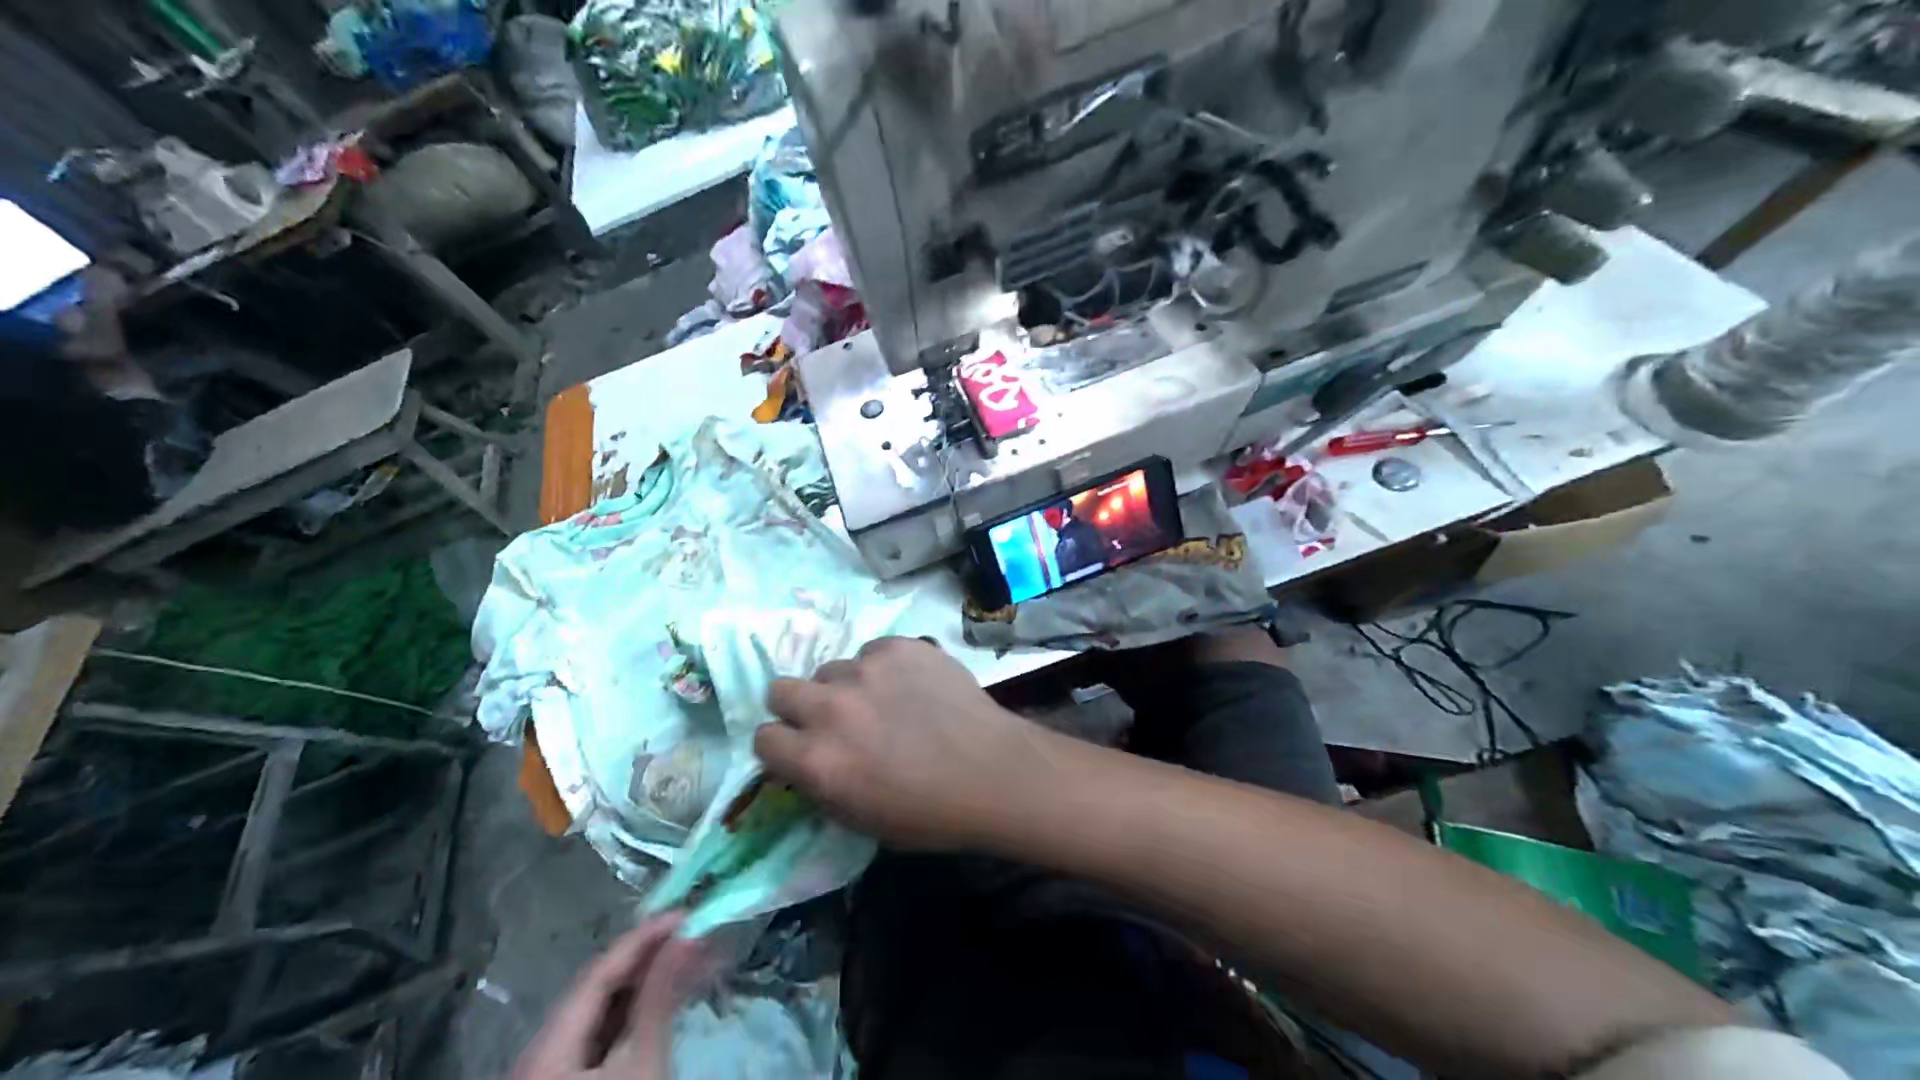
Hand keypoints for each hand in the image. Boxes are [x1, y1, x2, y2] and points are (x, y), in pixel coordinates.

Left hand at [512, 915, 707, 1079]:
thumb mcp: (644, 1065)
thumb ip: (661, 996)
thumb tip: (687, 935)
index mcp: (546, 1049)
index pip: (599, 974)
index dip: (643, 939)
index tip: (686, 913)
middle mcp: (540, 1054)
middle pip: (597, 990)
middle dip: (648, 959)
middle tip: (694, 934)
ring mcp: (553, 1073)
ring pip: (602, 1012)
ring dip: (646, 984)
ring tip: (690, 959)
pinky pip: (603, 1035)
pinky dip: (636, 1014)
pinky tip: (665, 1000)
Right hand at [755, 637, 1058, 849]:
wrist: (994, 772)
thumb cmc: (929, 814)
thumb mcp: (859, 821)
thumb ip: (818, 786)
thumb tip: (802, 762)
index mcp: (816, 760)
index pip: (763, 738)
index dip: (782, 747)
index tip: (800, 751)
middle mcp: (831, 708)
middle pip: (780, 689)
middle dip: (798, 706)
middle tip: (833, 720)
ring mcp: (866, 670)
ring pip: (831, 669)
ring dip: (846, 687)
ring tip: (884, 703)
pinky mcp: (900, 646)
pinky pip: (872, 651)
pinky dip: (884, 668)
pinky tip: (912, 687)